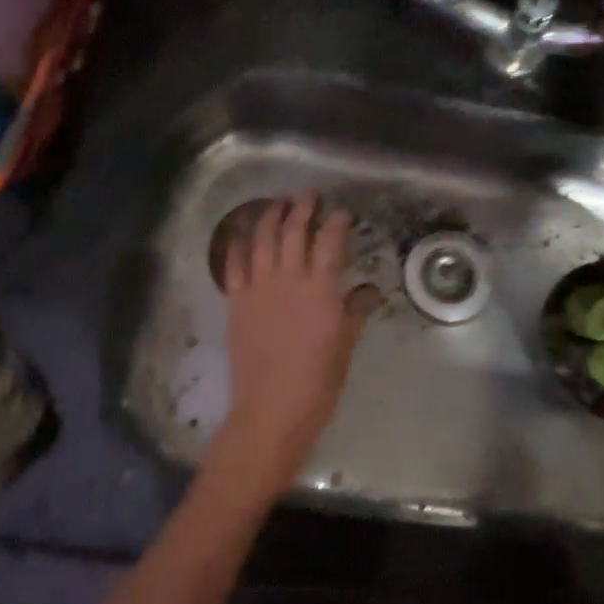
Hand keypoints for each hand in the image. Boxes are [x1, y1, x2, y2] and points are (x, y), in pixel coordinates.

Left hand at [208, 191, 378, 501]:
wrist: (272, 408)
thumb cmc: (318, 381)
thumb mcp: (345, 345)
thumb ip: (355, 311)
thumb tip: (369, 291)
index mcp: (321, 289)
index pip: (330, 241)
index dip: (337, 222)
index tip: (342, 212)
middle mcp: (288, 278)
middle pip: (294, 231)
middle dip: (302, 208)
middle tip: (309, 195)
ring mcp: (257, 288)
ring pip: (262, 239)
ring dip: (269, 216)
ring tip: (276, 204)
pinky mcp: (235, 302)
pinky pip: (234, 264)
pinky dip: (238, 244)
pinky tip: (242, 234)